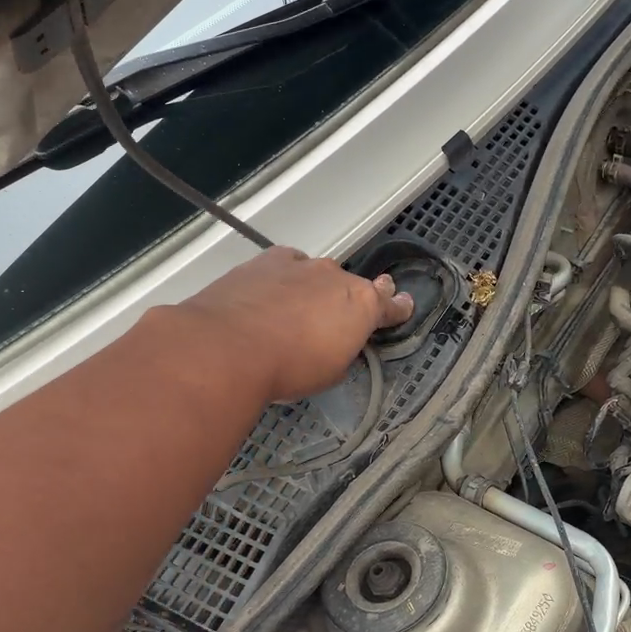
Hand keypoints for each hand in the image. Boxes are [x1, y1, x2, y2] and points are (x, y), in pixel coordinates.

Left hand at [177, 246, 413, 399]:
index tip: (403, 305)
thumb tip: (337, 340)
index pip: (391, 304)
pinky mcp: (263, 261)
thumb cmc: (292, 368)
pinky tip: (274, 294)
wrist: (227, 347)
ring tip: (302, 309)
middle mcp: (336, 276)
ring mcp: (299, 264)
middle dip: (352, 298)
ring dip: (316, 288)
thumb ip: (344, 348)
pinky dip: (286, 279)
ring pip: (318, 273)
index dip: (398, 307)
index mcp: (362, 304)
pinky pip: (286, 267)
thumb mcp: (333, 370)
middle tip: (343, 315)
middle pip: (353, 284)